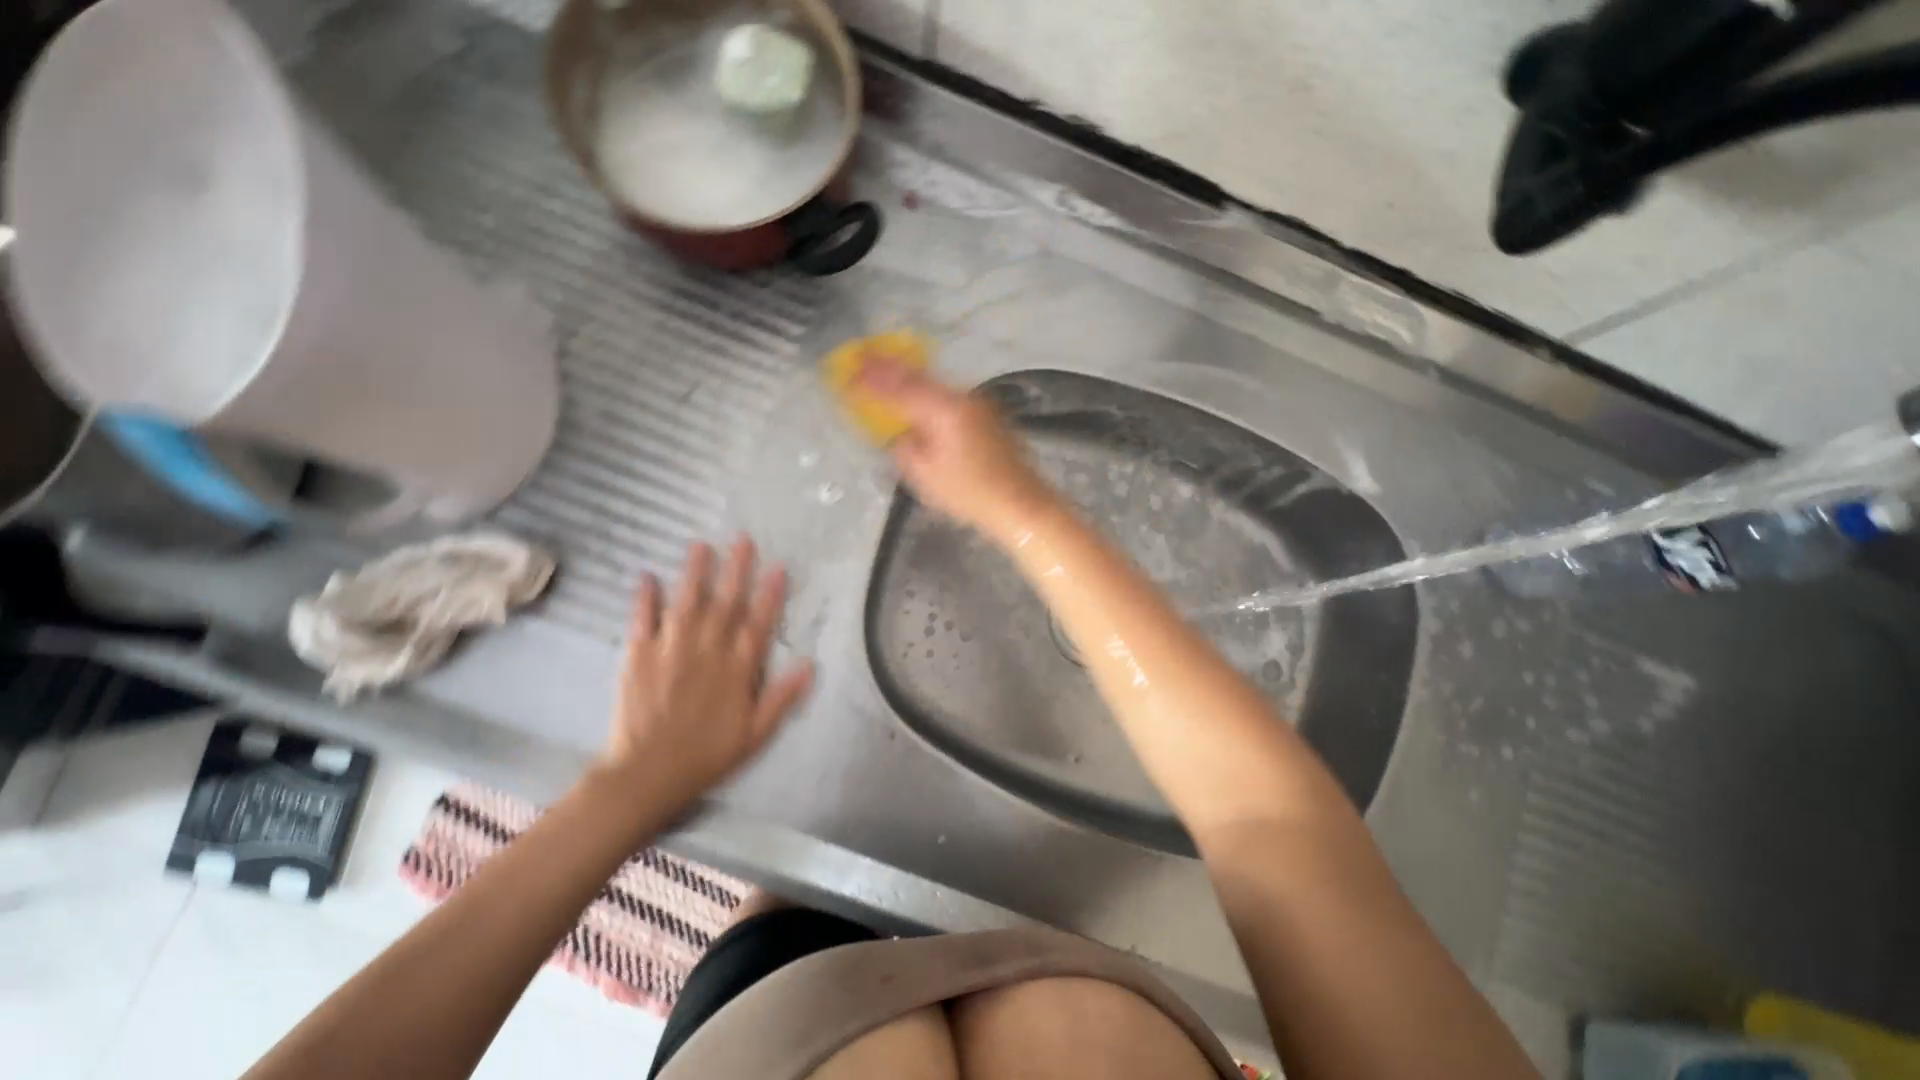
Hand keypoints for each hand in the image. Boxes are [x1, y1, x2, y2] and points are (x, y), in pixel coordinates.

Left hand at [597, 538, 813, 809]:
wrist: (647, 773)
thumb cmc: (706, 757)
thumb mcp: (755, 735)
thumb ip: (781, 698)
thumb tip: (809, 664)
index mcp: (736, 671)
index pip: (758, 624)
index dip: (769, 595)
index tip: (777, 566)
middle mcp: (706, 652)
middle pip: (725, 604)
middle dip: (736, 570)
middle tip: (742, 539)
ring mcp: (670, 650)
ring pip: (687, 603)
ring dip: (695, 573)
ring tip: (701, 545)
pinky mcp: (638, 655)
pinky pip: (643, 619)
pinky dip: (645, 597)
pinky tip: (647, 575)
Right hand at [854, 360, 1057, 541]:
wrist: (1021, 503)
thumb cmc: (971, 494)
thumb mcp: (925, 476)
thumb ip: (905, 448)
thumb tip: (900, 434)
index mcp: (943, 410)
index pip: (899, 388)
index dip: (871, 380)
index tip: (848, 372)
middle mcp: (961, 397)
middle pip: (918, 375)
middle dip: (888, 367)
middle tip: (861, 357)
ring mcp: (978, 403)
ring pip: (935, 383)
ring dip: (908, 377)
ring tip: (883, 370)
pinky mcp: (987, 414)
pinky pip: (948, 394)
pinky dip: (927, 391)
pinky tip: (917, 396)